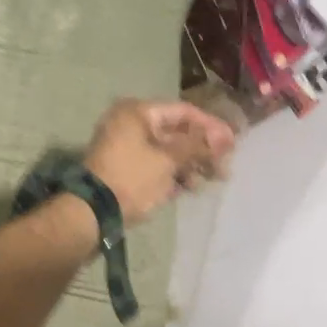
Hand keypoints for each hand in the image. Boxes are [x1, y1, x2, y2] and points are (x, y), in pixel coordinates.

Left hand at [83, 100, 236, 225]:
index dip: (211, 126)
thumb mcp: (167, 160)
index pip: (183, 112)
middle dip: (202, 150)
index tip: (233, 142)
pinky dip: (173, 175)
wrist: (93, 214)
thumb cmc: (132, 179)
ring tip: (213, 180)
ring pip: (166, 152)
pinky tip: (191, 188)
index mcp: (137, 113)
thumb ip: (196, 146)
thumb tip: (222, 138)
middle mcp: (129, 125)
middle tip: (225, 165)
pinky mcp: (124, 171)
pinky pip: (154, 167)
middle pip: (175, 133)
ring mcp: (125, 149)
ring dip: (191, 165)